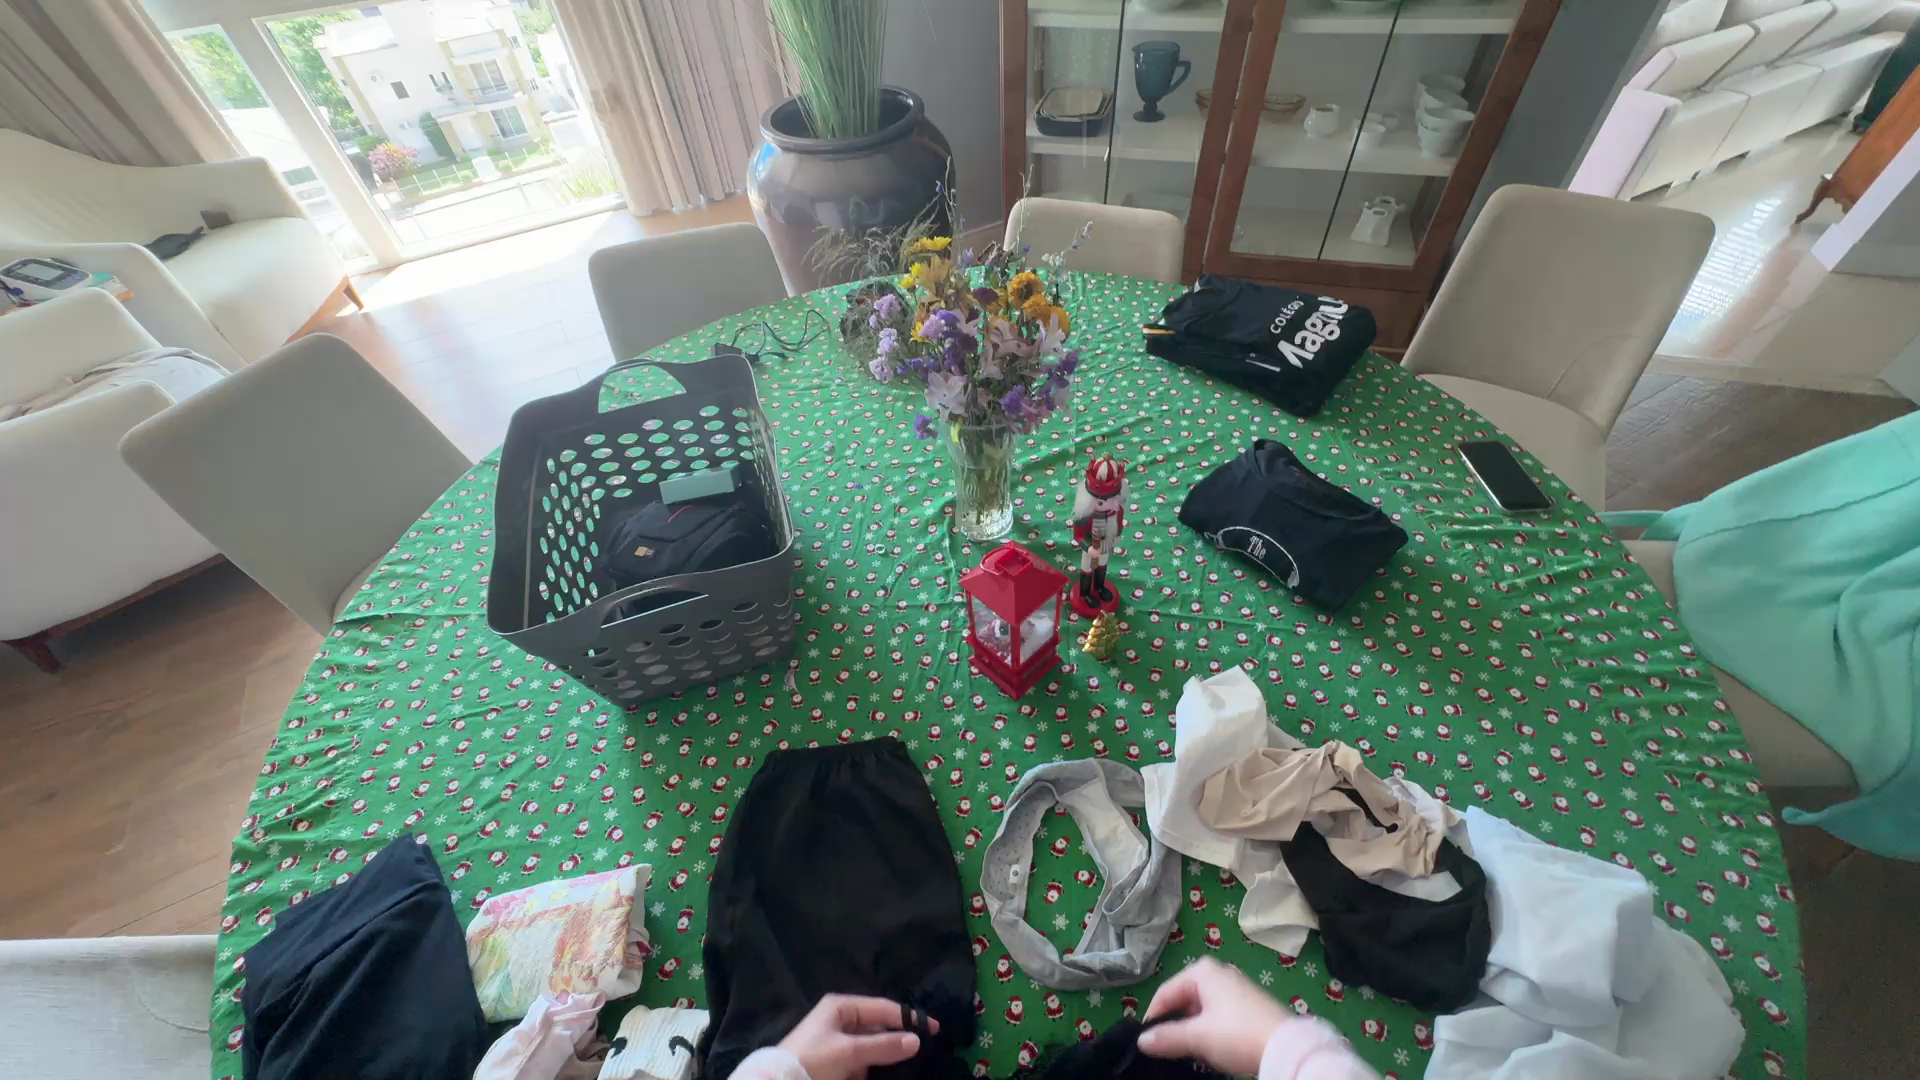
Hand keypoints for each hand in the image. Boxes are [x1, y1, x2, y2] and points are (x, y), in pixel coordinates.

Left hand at [776, 995, 932, 1079]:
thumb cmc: (813, 1061)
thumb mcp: (849, 1052)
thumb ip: (883, 1047)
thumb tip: (917, 1041)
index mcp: (842, 1006)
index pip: (882, 1008)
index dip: (908, 1017)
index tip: (933, 1028)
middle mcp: (840, 1020)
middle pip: (878, 1027)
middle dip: (898, 1038)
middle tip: (924, 1048)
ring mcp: (837, 1042)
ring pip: (871, 1047)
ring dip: (887, 1056)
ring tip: (910, 1064)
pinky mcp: (835, 1064)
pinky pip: (861, 1062)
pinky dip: (874, 1067)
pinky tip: (887, 1074)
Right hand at [1138, 958, 1291, 1075]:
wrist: (1289, 1049)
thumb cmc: (1237, 1034)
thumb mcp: (1199, 1037)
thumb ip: (1167, 1037)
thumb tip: (1141, 1040)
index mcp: (1202, 971)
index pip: (1166, 992)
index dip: (1154, 1016)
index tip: (1147, 1041)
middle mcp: (1217, 972)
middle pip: (1184, 999)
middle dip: (1175, 1024)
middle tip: (1169, 1048)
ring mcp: (1235, 987)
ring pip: (1201, 1009)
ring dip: (1193, 1029)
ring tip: (1190, 1051)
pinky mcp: (1248, 1005)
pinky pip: (1218, 1014)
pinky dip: (1210, 1030)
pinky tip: (1212, 1049)